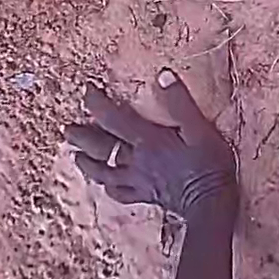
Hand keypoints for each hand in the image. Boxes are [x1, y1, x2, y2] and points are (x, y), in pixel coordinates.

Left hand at [66, 70, 238, 226]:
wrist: (211, 204)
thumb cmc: (207, 164)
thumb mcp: (199, 127)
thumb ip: (180, 102)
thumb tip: (162, 75)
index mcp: (147, 140)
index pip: (114, 119)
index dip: (97, 104)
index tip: (86, 90)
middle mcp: (137, 160)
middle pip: (102, 148)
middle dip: (82, 137)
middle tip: (67, 129)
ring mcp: (139, 181)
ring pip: (105, 172)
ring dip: (88, 164)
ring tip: (76, 157)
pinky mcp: (146, 196)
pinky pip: (121, 193)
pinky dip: (109, 188)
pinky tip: (106, 187)